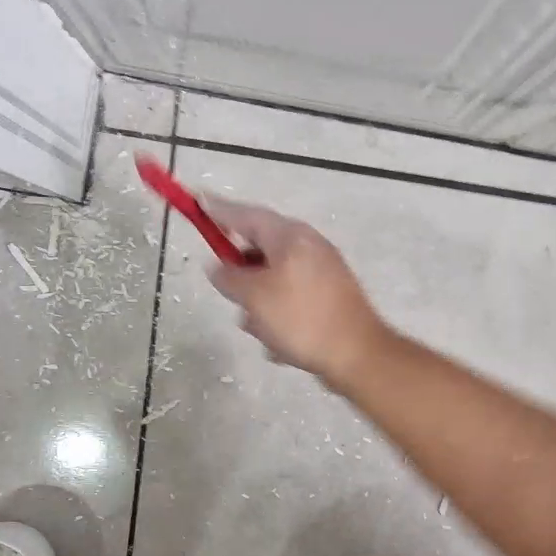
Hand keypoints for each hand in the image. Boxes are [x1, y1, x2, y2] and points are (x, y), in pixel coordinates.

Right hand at [202, 197, 393, 384]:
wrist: (356, 354)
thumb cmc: (301, 320)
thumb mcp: (255, 298)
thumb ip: (229, 278)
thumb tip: (217, 267)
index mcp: (290, 237)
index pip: (245, 215)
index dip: (219, 211)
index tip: (198, 201)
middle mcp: (309, 246)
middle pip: (259, 252)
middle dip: (243, 281)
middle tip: (237, 301)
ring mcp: (323, 272)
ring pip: (273, 284)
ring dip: (261, 308)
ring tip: (265, 332)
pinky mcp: (330, 298)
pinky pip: (292, 304)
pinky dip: (281, 321)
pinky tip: (283, 345)